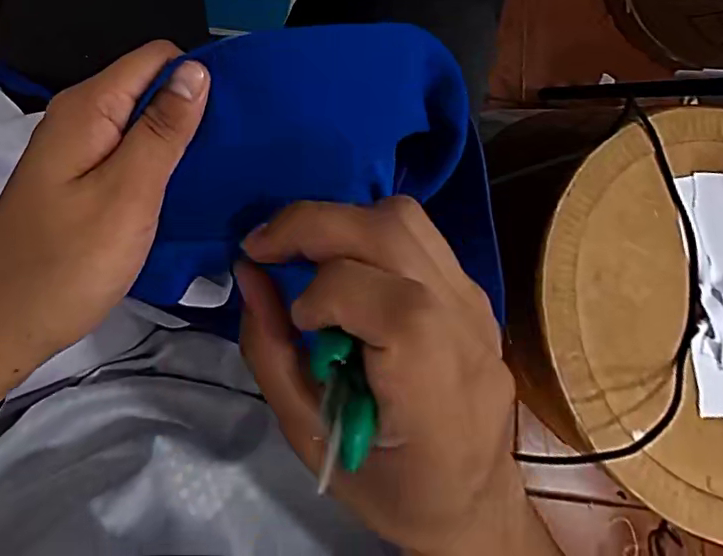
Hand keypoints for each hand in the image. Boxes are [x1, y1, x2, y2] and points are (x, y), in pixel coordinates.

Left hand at [0, 41, 209, 456]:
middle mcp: (77, 115)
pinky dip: (153, 161)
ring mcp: (73, 148)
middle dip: (189, 107)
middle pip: (147, 85)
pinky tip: (178, 187)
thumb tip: (196, 68)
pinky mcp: (74, 177)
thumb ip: (162, 128)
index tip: (236, 112)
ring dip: (174, 137)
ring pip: (138, 119)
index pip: (156, 57)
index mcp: (88, 107)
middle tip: (231, 148)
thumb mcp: (126, 194)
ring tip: (214, 167)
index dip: (196, 75)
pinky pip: (124, 149)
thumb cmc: (65, 265)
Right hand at [238, 196, 547, 555]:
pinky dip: (367, 231)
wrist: (475, 506)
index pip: (374, 293)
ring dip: (341, 221)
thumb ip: (269, 350)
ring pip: (403, 217)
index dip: (320, 294)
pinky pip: (415, 233)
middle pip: (387, 230)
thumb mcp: (309, 438)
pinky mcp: (472, 290)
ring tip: (306, 251)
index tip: (295, 321)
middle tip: (264, 244)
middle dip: (311, 225)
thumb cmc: (390, 487)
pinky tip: (347, 264)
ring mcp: (474, 300)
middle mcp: (463, 323)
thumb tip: (248, 273)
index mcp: (432, 379)